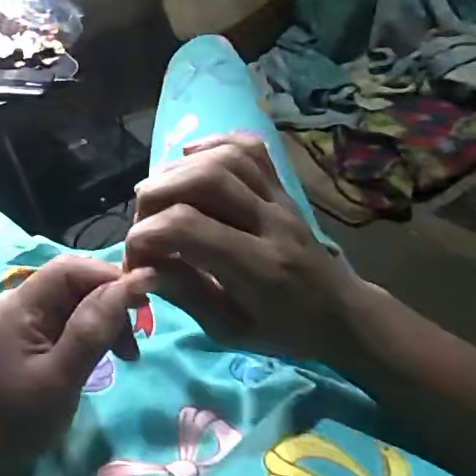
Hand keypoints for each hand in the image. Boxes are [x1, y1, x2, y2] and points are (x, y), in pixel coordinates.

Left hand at [0, 256, 156, 475]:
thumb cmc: (20, 421)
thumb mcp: (62, 377)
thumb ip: (93, 329)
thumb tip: (130, 285)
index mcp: (19, 305)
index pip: (69, 269)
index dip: (109, 276)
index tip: (147, 302)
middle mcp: (17, 303)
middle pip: (72, 282)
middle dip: (110, 302)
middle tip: (137, 339)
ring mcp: (20, 319)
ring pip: (73, 301)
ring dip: (105, 320)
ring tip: (128, 355)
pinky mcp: (27, 337)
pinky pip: (65, 320)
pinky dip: (91, 333)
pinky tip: (107, 355)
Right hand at [125, 135, 359, 356]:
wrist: (340, 314)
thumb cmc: (282, 331)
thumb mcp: (228, 331)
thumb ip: (183, 295)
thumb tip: (137, 270)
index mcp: (260, 268)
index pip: (187, 227)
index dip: (144, 235)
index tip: (134, 258)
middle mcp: (272, 223)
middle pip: (204, 180)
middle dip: (154, 196)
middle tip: (141, 225)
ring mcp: (281, 199)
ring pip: (224, 158)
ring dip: (176, 170)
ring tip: (158, 198)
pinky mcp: (282, 186)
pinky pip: (249, 147)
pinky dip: (211, 145)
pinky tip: (188, 160)